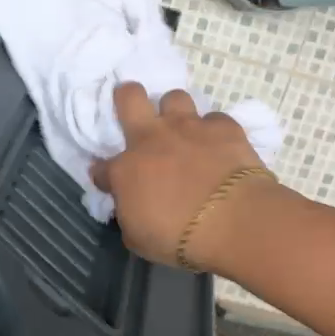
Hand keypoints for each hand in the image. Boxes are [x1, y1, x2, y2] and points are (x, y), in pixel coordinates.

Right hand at [91, 82, 275, 264]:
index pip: (101, 168)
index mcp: (124, 169)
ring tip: (181, 129)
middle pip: (130, 97)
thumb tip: (130, 206)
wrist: (232, 221)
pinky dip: (213, 130)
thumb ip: (129, 216)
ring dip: (173, 110)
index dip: (103, 176)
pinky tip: (218, 145)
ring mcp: (188, 128)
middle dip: (126, 97)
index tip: (109, 184)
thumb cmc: (177, 237)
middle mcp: (151, 139)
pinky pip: (214, 119)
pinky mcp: (223, 127)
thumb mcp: (137, 238)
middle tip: (133, 110)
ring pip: (174, 97)